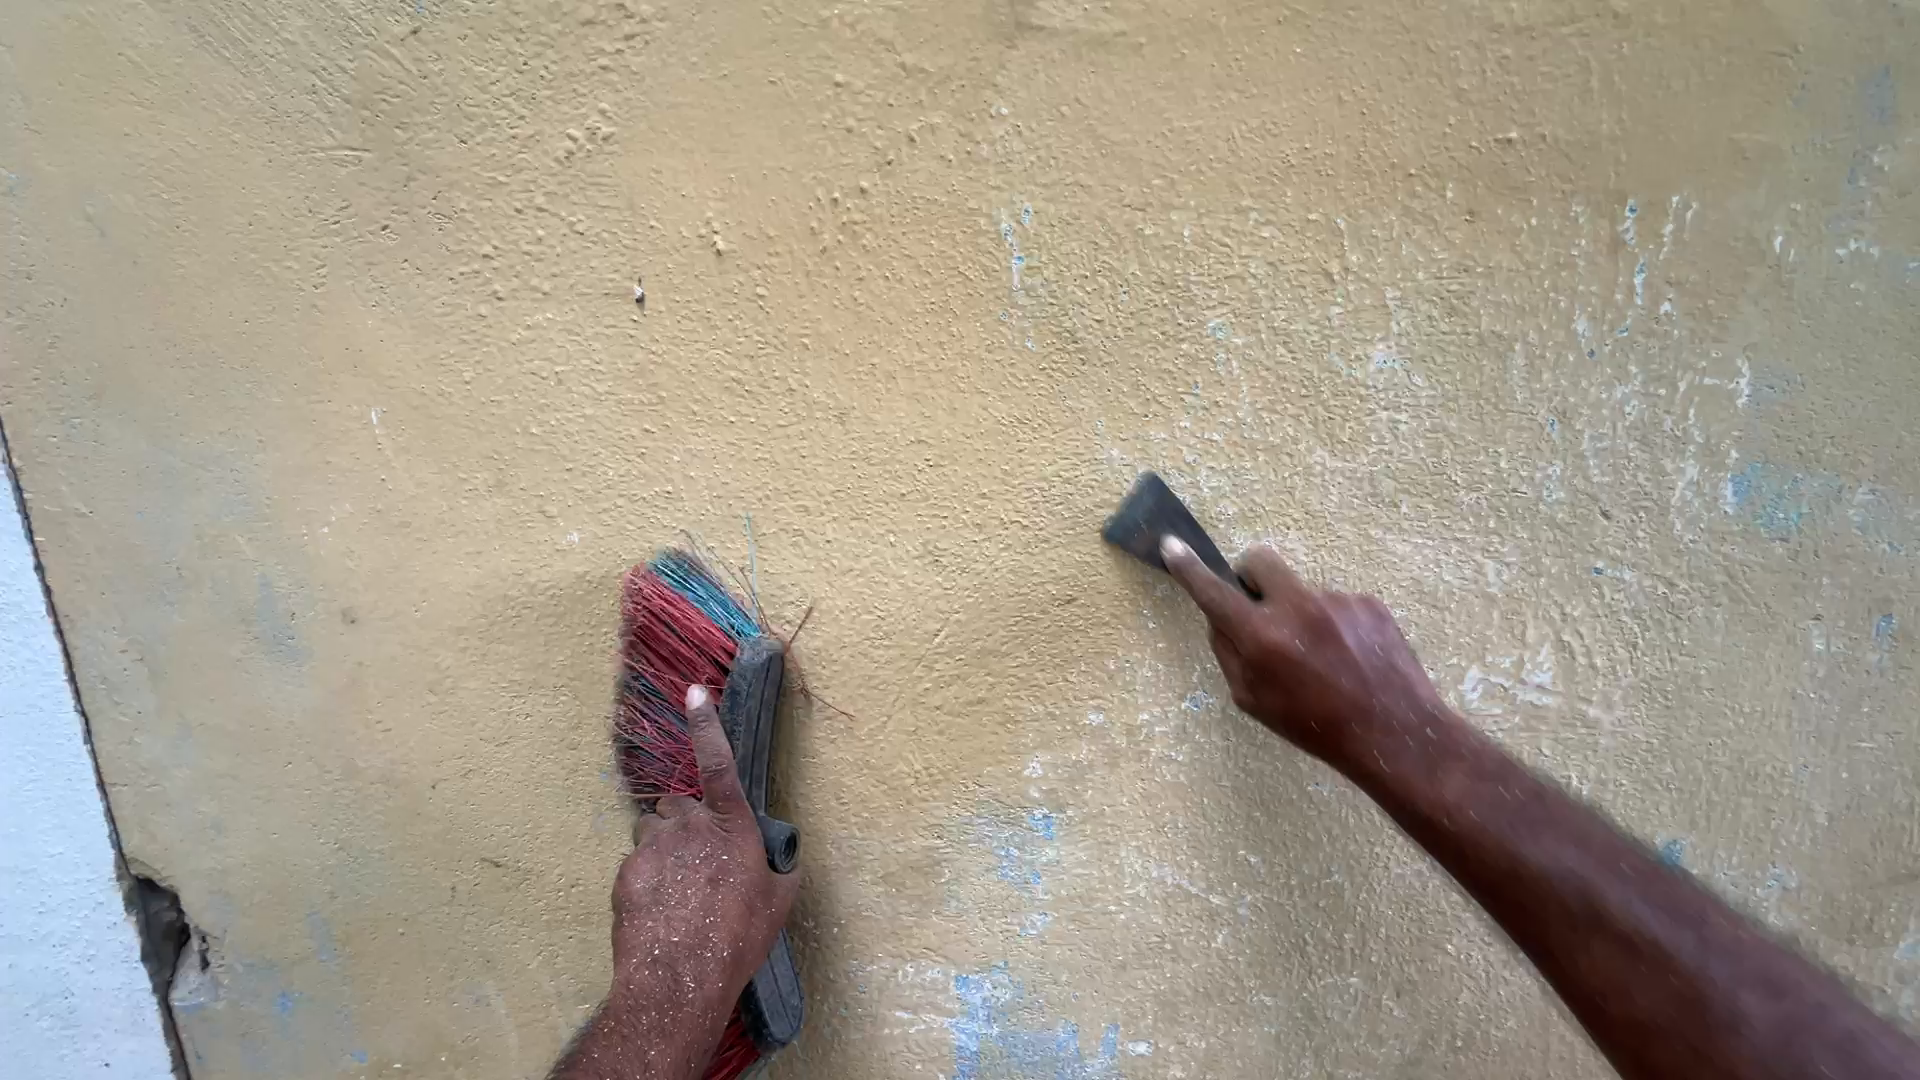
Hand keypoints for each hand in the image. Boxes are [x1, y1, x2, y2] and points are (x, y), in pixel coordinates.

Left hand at [601, 684, 799, 1074]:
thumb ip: (781, 867)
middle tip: (695, 862)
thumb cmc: (738, 936)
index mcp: (731, 824)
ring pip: (652, 829)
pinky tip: (656, 908)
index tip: (693, 690)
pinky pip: (635, 861)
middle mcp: (690, 824)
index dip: (706, 723)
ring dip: (662, 846)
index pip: (719, 761)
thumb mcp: (780, 900)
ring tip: (674, 887)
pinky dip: (644, 876)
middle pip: (678, 804)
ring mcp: (653, 846)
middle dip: (684, 822)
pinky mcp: (626, 871)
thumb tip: (781, 858)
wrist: (679, 981)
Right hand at [1158, 535, 1455, 771]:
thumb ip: (1228, 653)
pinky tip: (1350, 655)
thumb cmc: (1313, 726)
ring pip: (1301, 590)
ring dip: (1301, 613)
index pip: (1213, 592)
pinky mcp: (1369, 603)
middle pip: (1260, 559)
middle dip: (1253, 574)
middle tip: (1262, 606)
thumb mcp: (1252, 700)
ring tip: (1325, 656)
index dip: (1188, 568)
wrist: (1395, 735)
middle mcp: (1297, 609)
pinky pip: (1336, 603)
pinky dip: (1335, 624)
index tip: (1172, 545)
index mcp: (1261, 637)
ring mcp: (1337, 601)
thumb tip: (1219, 618)